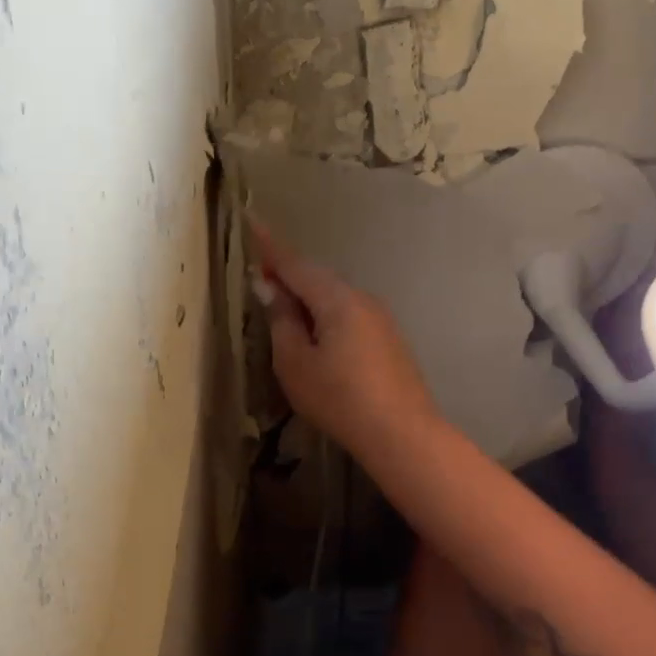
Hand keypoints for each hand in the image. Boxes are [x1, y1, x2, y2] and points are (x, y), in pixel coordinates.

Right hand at [249, 219, 439, 458]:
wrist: (402, 433)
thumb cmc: (340, 398)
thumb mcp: (296, 363)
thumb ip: (283, 322)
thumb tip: (274, 290)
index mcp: (337, 299)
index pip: (296, 264)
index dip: (271, 247)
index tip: (252, 223)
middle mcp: (362, 298)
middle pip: (318, 278)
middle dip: (290, 274)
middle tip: (261, 276)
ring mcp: (380, 318)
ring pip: (336, 296)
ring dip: (309, 297)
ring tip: (285, 308)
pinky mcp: (389, 339)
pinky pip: (349, 314)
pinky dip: (327, 314)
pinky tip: (318, 333)